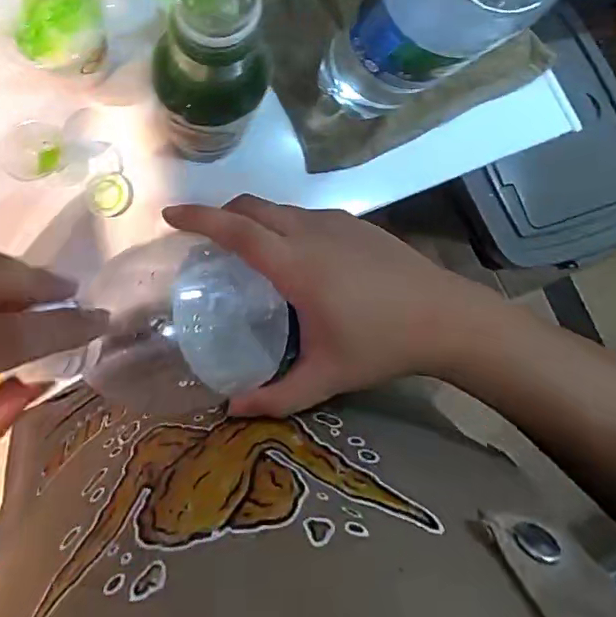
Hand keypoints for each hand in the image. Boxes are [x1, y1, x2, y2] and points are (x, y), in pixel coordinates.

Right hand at [163, 195, 509, 417]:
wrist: (445, 314)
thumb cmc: (383, 344)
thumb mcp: (327, 376)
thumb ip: (277, 396)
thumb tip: (232, 409)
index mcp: (296, 264)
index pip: (236, 230)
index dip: (199, 218)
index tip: (170, 215)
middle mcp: (310, 231)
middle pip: (252, 207)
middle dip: (221, 213)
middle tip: (203, 240)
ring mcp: (335, 221)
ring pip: (279, 208)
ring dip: (253, 219)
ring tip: (246, 252)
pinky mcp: (355, 222)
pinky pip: (304, 214)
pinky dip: (282, 223)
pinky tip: (294, 257)